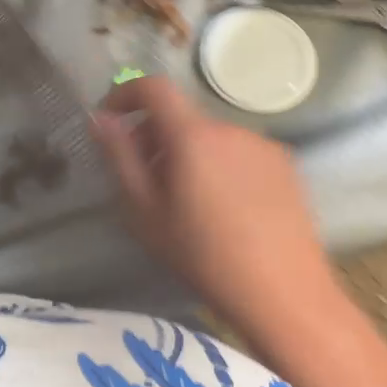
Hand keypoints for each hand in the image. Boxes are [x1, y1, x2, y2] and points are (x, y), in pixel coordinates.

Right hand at [91, 78, 336, 328]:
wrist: (286, 298)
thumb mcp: (144, 211)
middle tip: (143, 179)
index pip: (153, 87)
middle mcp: (230, 129)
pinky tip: (223, 209)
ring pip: (208, 136)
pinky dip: (218, 165)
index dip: (124, 95)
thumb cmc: (203, 256)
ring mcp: (263, 147)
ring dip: (186, 153)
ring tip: (185, 201)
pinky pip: (237, 152)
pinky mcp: (286, 167)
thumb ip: (119, 157)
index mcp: (193, 136)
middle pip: (180, 115)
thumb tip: (100, 118)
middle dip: (153, 136)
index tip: (110, 123)